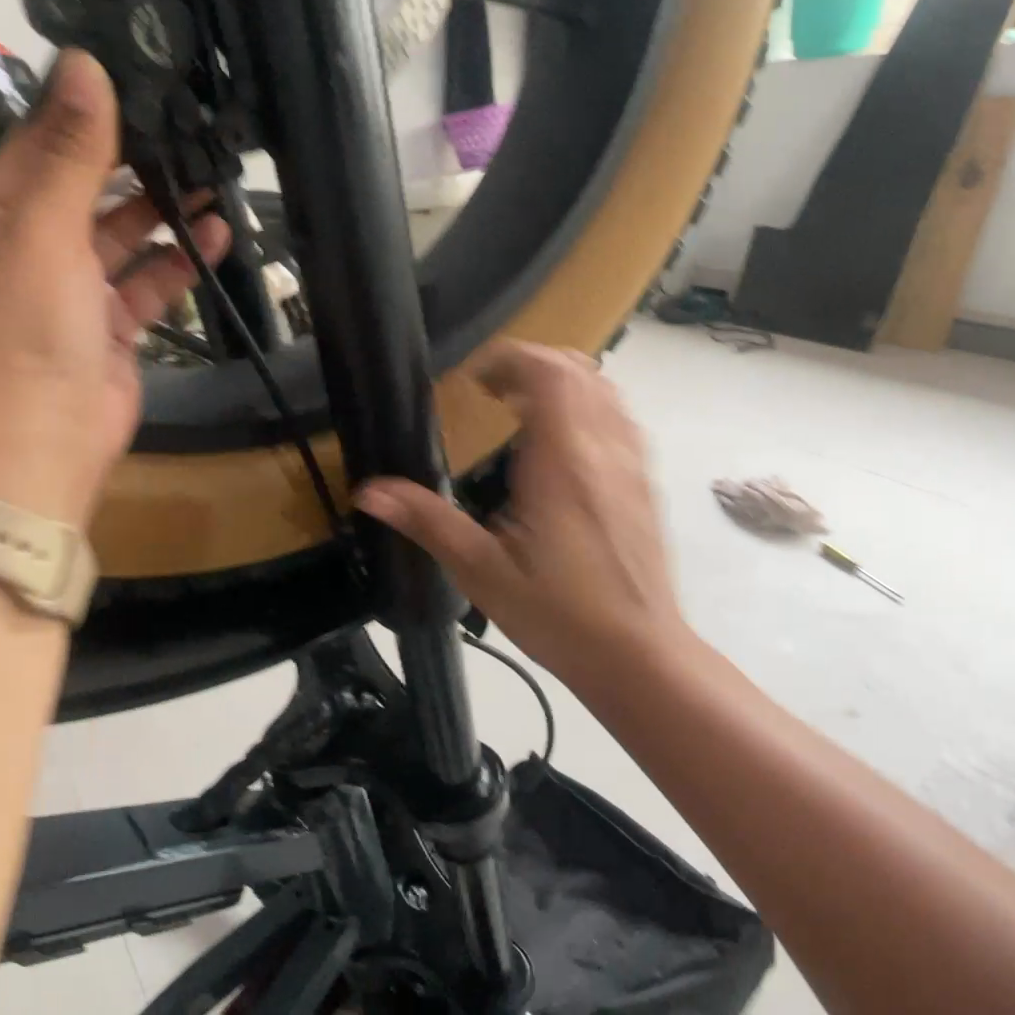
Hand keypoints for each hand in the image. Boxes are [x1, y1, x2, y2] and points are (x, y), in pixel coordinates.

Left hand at [0, 49, 229, 523]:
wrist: (48, 438)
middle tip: (184, 131)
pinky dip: (177, 262)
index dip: (79, 117)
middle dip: (133, 165)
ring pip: (121, 239)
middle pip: (83, 193)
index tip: (131, 82)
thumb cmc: (30, 328)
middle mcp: (25, 252)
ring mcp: (69, 295)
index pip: (33, 150)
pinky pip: (145, 284)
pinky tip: (216, 236)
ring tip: (212, 179)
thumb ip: (71, 152)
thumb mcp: (45, 229)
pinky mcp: (109, 330)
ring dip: (163, 212)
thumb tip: (83, 62)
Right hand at [355, 341, 687, 692]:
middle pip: (577, 369)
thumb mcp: (481, 570)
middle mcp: (604, 449)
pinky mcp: (645, 483)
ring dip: (562, 383)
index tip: (473, 381)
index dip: (508, 359)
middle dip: (531, 365)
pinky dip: (588, 407)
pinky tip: (561, 447)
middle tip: (491, 393)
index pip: (547, 372)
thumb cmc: (557, 614)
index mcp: (562, 461)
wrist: (637, 654)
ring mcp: (632, 464)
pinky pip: (620, 418)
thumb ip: (427, 521)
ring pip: (604, 389)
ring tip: (522, 411)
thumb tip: (369, 491)